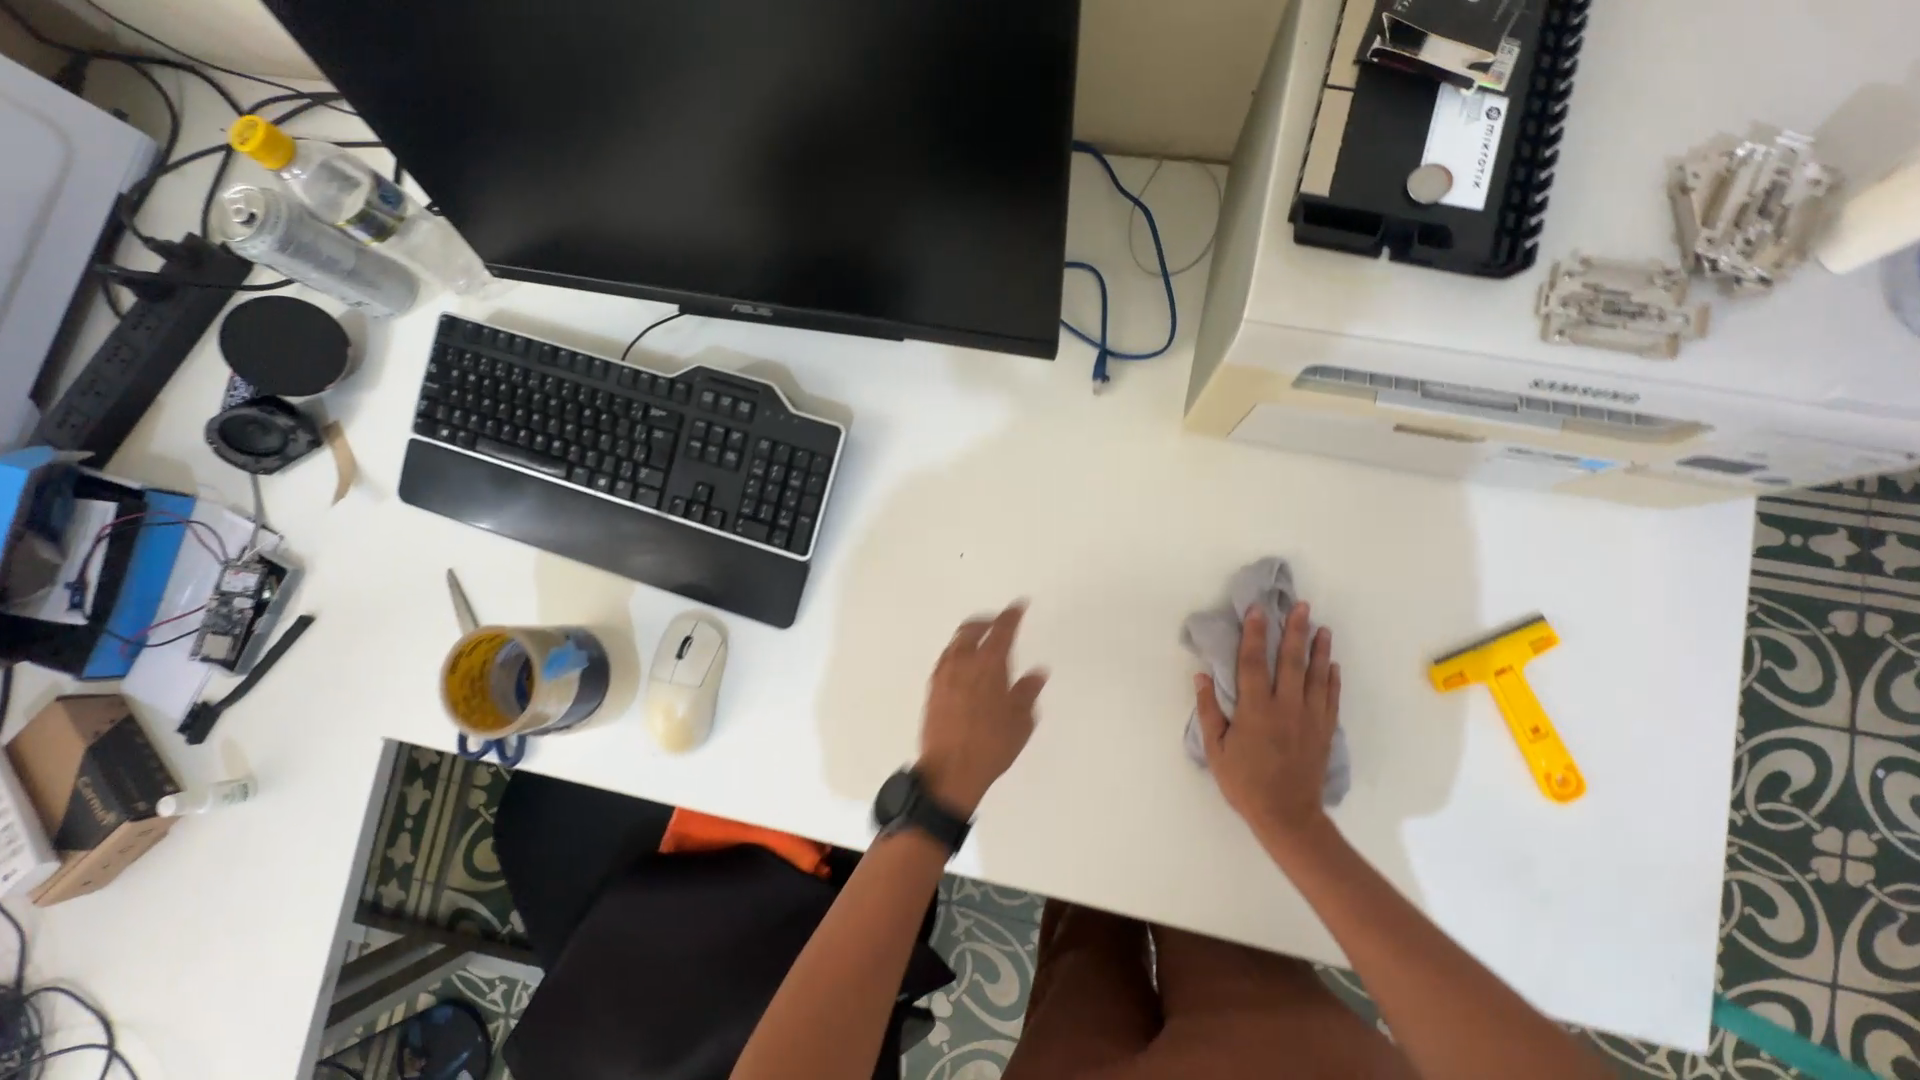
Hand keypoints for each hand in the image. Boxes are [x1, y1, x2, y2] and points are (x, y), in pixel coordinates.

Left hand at [917, 602, 1048, 817]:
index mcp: (989, 665)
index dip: (1011, 616)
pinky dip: (957, 653)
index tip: (1018, 607)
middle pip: (971, 629)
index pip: (1001, 630)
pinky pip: (945, 660)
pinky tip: (965, 665)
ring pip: (955, 643)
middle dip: (986, 621)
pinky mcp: (932, 690)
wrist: (950, 772)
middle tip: (998, 623)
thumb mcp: (1020, 722)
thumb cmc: (992, 746)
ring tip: (981, 643)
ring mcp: (943, 676)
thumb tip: (1036, 674)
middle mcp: (963, 663)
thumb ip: (1027, 692)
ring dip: (969, 636)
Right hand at [1194, 603, 1339, 847]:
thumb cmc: (1245, 782)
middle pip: (1291, 660)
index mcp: (1256, 709)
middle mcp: (1286, 707)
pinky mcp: (1324, 730)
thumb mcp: (1215, 749)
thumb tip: (1202, 677)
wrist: (1287, 814)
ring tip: (1321, 627)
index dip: (1255, 634)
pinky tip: (1332, 664)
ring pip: (1316, 675)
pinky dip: (1332, 678)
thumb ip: (1209, 711)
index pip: (1254, 662)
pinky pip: (1330, 697)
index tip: (1257, 610)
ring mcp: (1309, 717)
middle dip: (1294, 630)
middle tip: (1300, 606)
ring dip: (1318, 648)